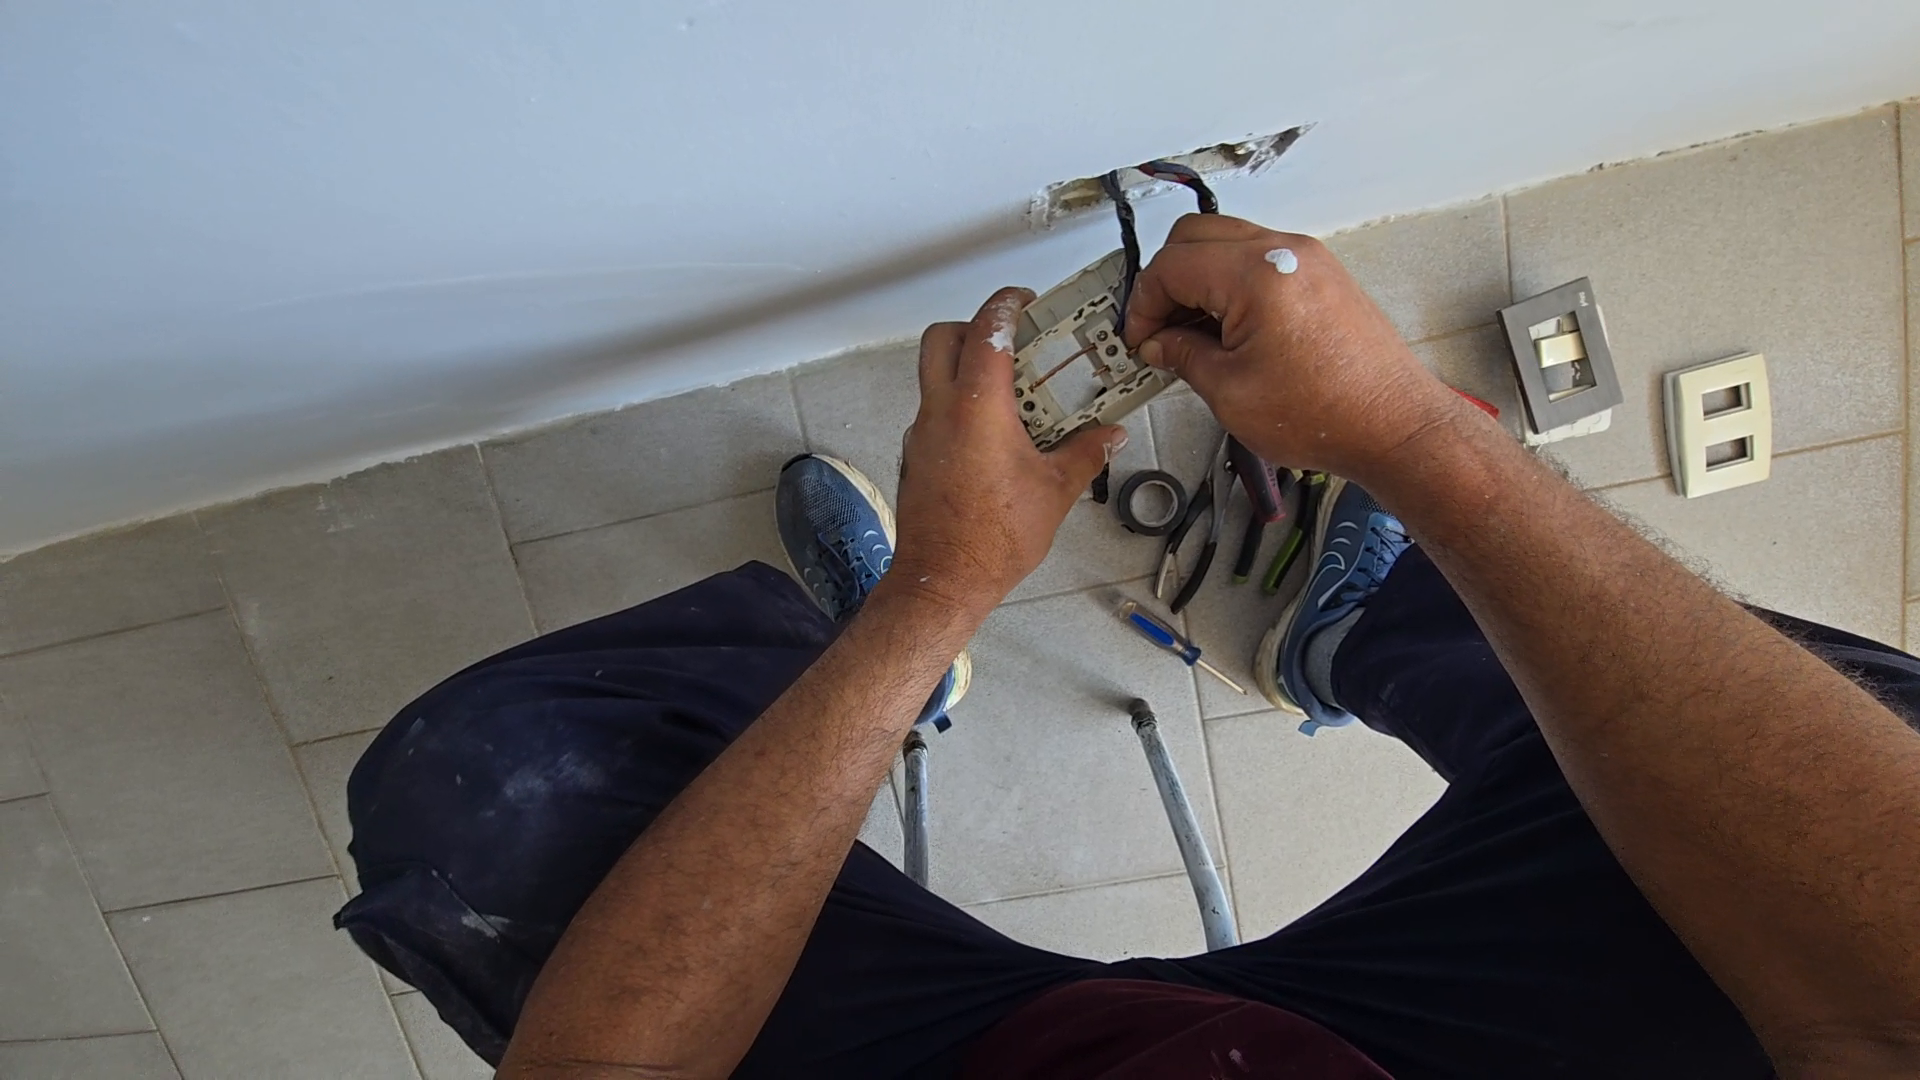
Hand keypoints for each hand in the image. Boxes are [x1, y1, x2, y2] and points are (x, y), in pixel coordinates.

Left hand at [888, 287, 1128, 611]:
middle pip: (940, 339)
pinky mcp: (916, 458)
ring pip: (933, 377)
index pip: (986, 332)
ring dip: (965, 369)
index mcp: (977, 408)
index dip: (1006, 305)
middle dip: (972, 326)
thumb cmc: (996, 537)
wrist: (943, 581)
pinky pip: (934, 413)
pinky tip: (991, 437)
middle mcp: (940, 412)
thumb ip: (1085, 454)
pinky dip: (958, 406)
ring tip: (1009, 392)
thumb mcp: (1055, 492)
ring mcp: (921, 434)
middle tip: (1009, 341)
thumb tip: (1111, 436)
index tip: (1025, 301)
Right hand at [1122, 214, 1478, 483]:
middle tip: (1154, 329)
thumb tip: (1159, 343)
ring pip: (1225, 244)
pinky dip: (1226, 285)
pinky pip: (1256, 261)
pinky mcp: (1317, 276)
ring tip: (1186, 335)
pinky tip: (1221, 331)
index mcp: (1256, 275)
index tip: (1138, 338)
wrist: (1391, 425)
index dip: (1142, 303)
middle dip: (1163, 282)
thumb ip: (1182, 355)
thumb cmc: (1325, 413)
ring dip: (1195, 281)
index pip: (1171, 265)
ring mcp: (1305, 259)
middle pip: (1194, 237)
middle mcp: (1284, 252)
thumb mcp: (1228, 392)